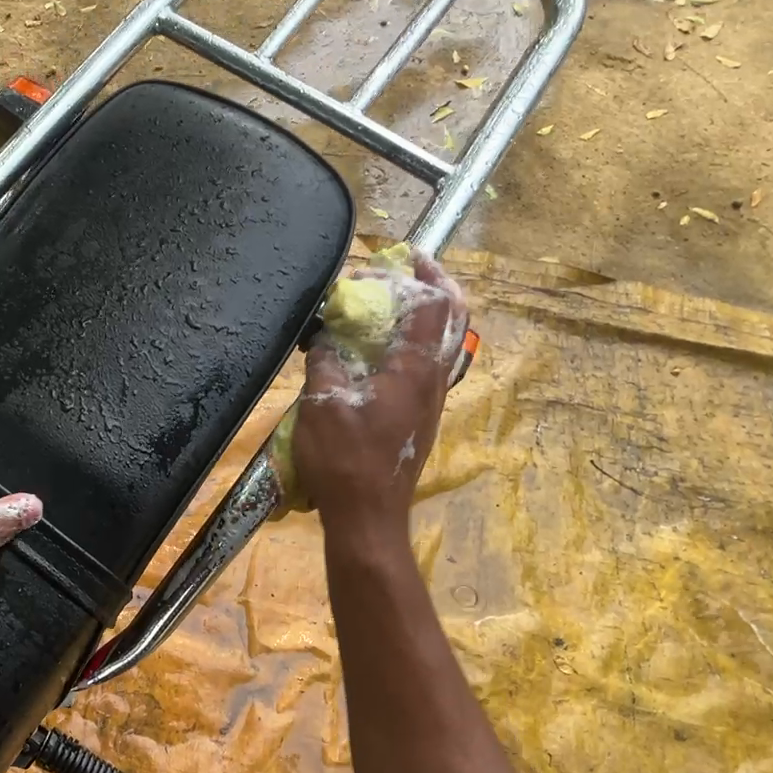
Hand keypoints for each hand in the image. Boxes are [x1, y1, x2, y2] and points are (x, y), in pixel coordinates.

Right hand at [291, 252, 465, 536]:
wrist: (367, 515)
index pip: (432, 306)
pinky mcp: (417, 417)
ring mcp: (429, 401)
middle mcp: (432, 380)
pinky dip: (409, 342)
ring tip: (391, 302)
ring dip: (422, 314)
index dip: (417, 275)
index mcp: (413, 371)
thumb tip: (325, 337)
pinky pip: (424, 364)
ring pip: (441, 342)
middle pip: (451, 319)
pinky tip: (379, 349)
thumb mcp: (321, 406)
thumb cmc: (344, 460)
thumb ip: (325, 364)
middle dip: (434, 286)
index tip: (396, 256)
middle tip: (409, 268)